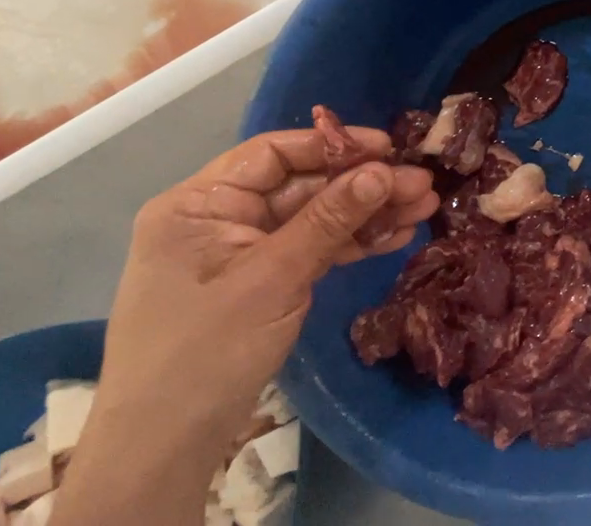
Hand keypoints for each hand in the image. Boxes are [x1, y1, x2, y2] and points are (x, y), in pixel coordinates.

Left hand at [92, 127, 437, 451]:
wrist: (166, 445)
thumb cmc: (207, 349)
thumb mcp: (274, 277)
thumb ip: (330, 218)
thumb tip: (384, 169)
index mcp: (201, 204)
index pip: (275, 154)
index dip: (335, 145)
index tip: (390, 149)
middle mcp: (220, 218)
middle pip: (304, 184)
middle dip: (365, 185)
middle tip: (424, 185)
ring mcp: (242, 251)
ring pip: (316, 216)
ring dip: (369, 212)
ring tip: (424, 208)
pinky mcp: (262, 281)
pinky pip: (313, 247)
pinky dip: (353, 242)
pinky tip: (397, 236)